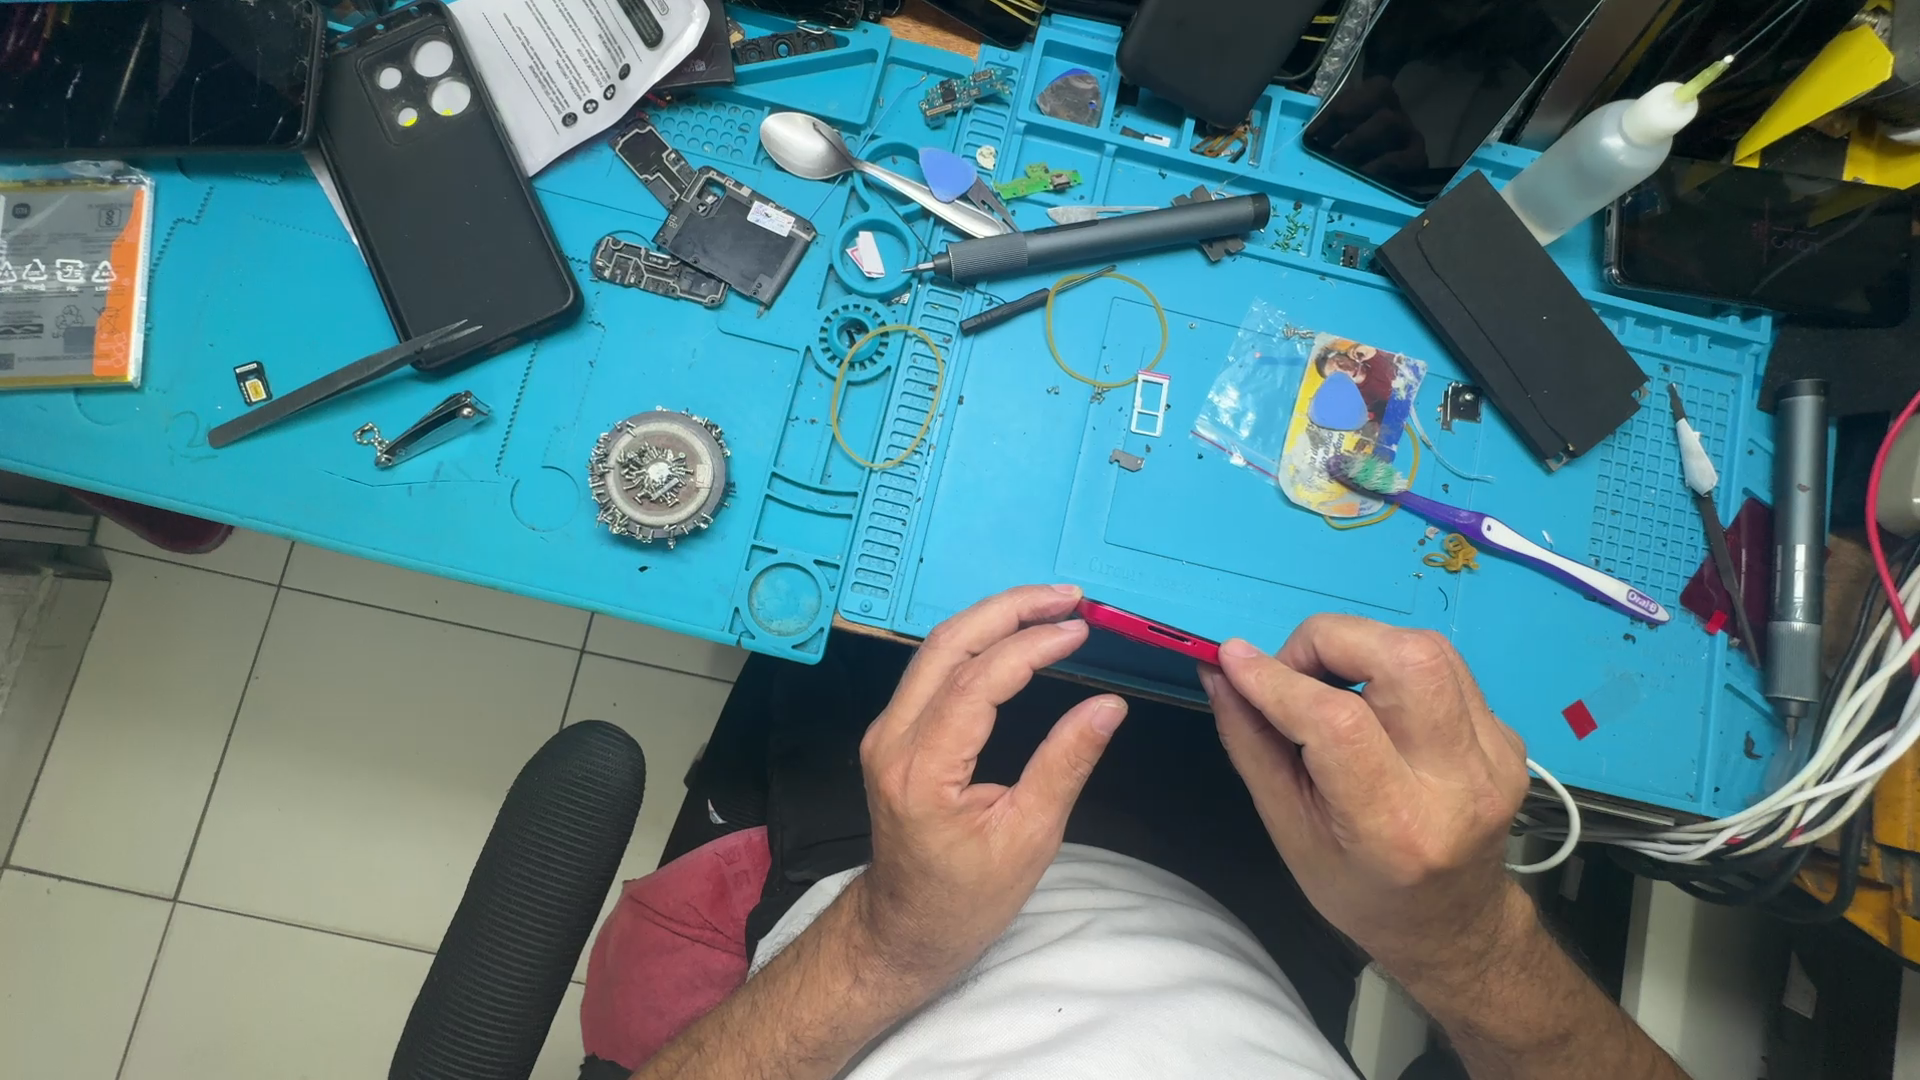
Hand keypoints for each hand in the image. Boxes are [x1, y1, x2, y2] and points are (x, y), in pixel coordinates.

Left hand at [847, 585, 1127, 993]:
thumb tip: (1108, 707)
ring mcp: (886, 730)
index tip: (1078, 628)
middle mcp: (893, 738)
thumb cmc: (966, 897)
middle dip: (1008, 608)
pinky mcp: (894, 729)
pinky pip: (933, 666)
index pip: (977, 681)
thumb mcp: (1029, 838)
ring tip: (1048, 605)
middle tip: (1066, 596)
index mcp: (922, 770)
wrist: (904, 925)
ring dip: (992, 616)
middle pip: (946, 644)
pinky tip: (1013, 632)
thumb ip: (1065, 763)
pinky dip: (976, 639)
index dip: (1031, 646)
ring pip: (935, 647)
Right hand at [1201, 616, 1529, 980]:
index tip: (1232, 660)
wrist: (1453, 925)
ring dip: (1357, 645)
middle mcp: (1459, 783)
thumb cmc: (1354, 885)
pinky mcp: (1507, 737)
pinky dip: (1386, 665)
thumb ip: (1248, 741)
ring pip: (1427, 648)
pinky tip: (1368, 702)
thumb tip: (1219, 671)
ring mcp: (1494, 756)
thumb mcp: (1283, 826)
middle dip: (1328, 641)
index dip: (1276, 679)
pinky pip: (1442, 666)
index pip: (1338, 722)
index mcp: (1395, 825)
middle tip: (1291, 671)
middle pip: (1406, 661)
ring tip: (1324, 681)